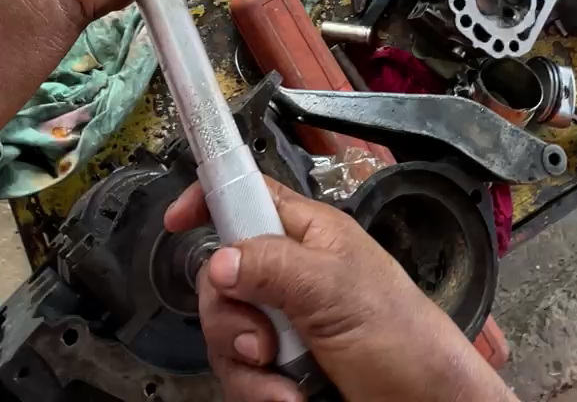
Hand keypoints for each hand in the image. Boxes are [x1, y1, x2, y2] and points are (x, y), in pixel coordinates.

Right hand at [165, 179, 514, 401]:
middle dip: (231, 315)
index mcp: (307, 234)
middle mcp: (287, 273)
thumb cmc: (400, 333)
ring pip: (225, 330)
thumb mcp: (337, 290)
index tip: (176, 219)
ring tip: (284, 381)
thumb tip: (219, 259)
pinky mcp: (277, 367)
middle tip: (259, 341)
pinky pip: (238, 374)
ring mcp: (281, 322)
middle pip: (222, 275)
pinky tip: (288, 400)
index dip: (211, 197)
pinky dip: (257, 393)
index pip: (249, 196)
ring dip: (247, 366)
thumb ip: (276, 267)